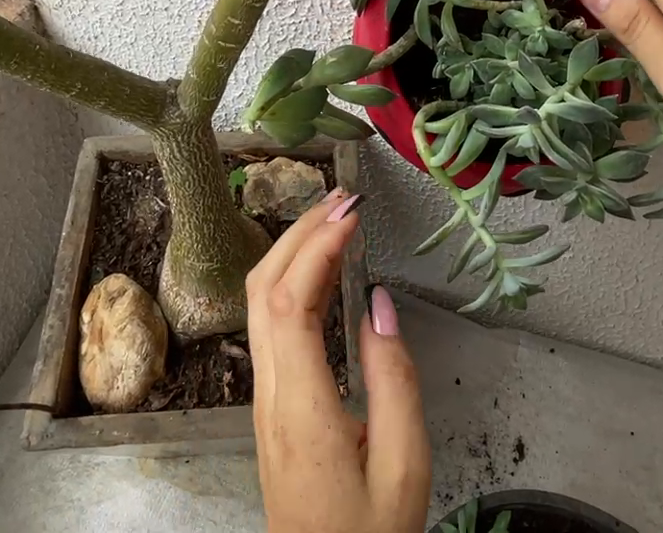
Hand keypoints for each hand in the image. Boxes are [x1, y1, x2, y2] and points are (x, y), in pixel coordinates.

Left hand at [248, 190, 429, 532]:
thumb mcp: (404, 465)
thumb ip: (394, 380)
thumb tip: (378, 303)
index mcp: (302, 407)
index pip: (292, 302)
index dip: (316, 247)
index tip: (351, 212)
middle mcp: (270, 393)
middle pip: (263, 289)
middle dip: (298, 232)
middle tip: (341, 197)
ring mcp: (263, 396)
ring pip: (258, 301)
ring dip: (290, 249)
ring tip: (332, 218)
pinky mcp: (270, 400)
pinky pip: (268, 320)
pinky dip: (290, 277)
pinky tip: (319, 266)